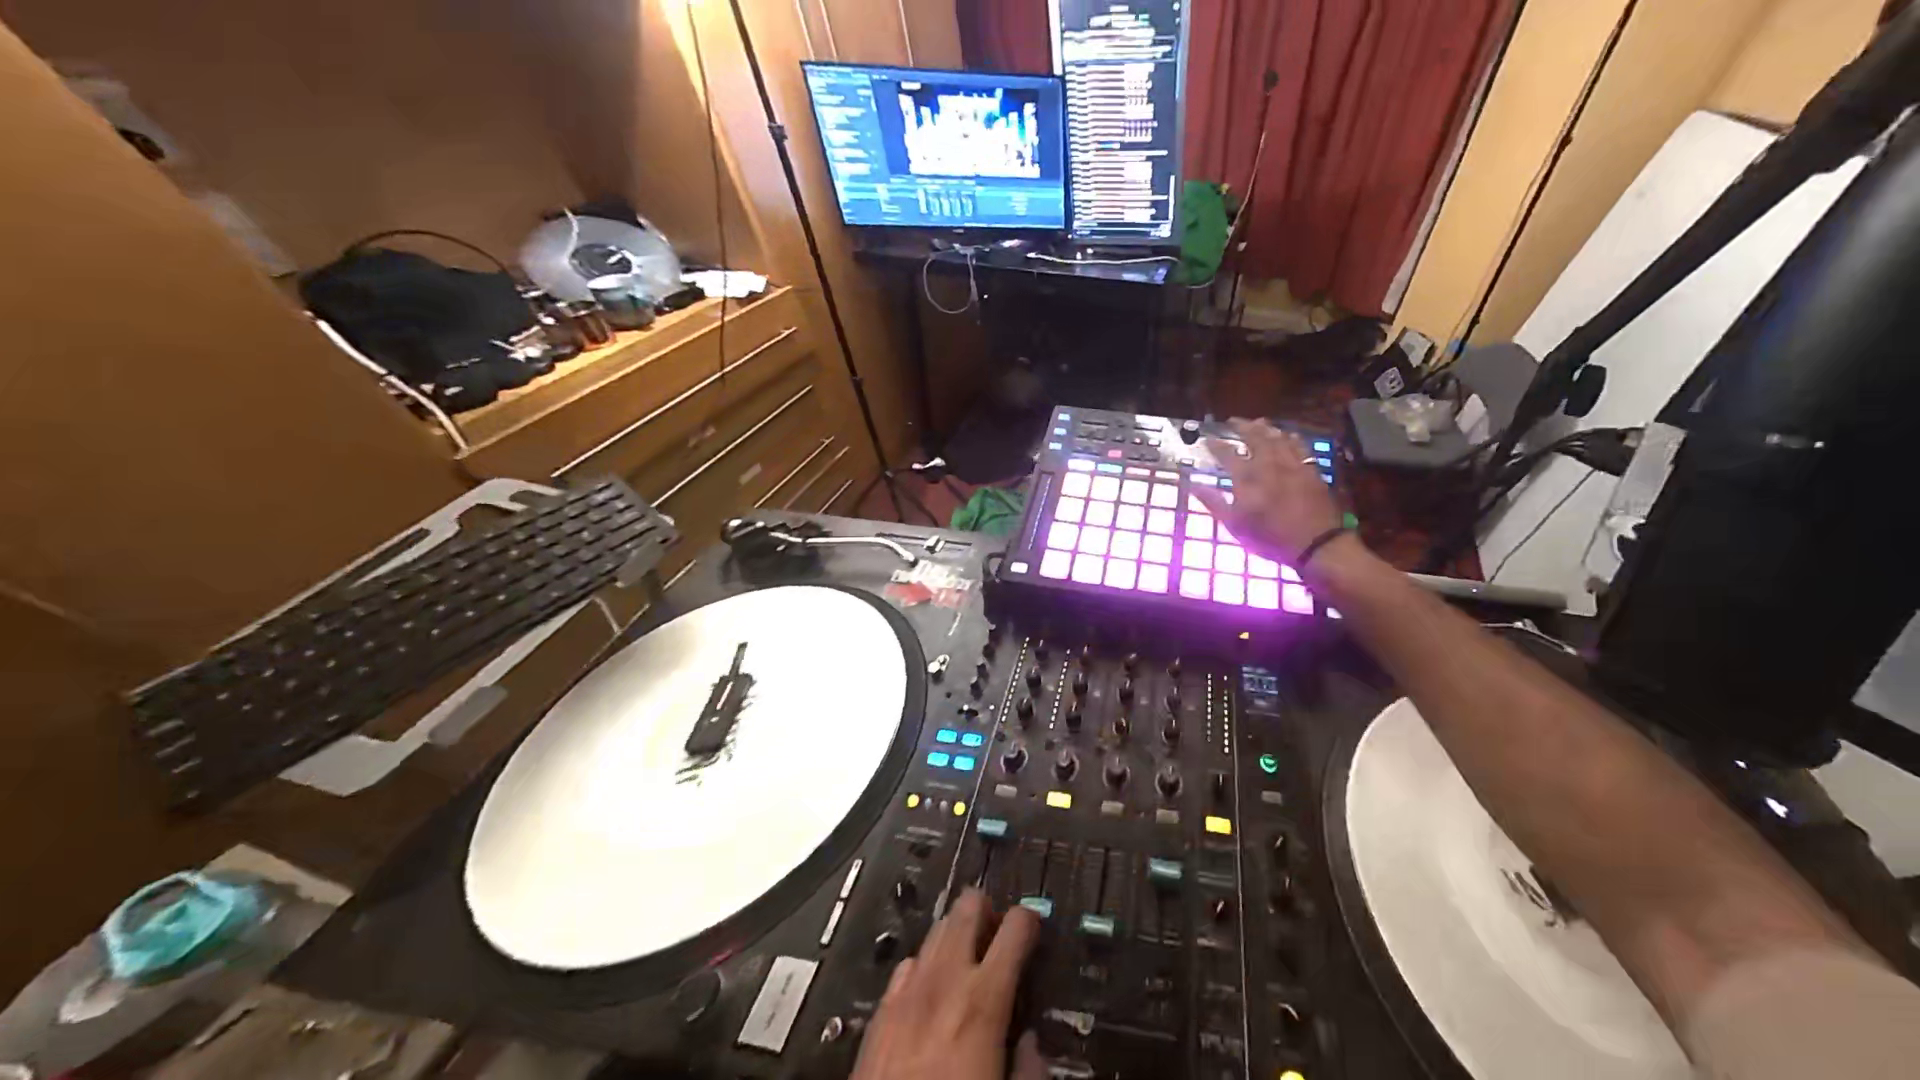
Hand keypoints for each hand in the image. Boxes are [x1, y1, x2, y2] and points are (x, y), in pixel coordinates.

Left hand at [851, 889, 1045, 1079]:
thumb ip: (1030, 1068)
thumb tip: (1030, 1042)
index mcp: (983, 1001)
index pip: (1014, 930)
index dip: (1029, 921)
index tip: (1035, 928)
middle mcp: (944, 981)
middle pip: (966, 909)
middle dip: (986, 910)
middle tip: (997, 930)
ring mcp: (907, 991)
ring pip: (936, 930)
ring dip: (956, 934)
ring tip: (969, 959)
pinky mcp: (881, 1010)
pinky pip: (908, 965)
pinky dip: (926, 965)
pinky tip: (932, 991)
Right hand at [1196, 419, 1342, 563]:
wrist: (1316, 545)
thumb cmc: (1270, 538)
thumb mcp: (1234, 525)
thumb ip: (1213, 502)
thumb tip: (1193, 485)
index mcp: (1247, 479)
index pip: (1227, 454)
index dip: (1216, 446)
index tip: (1207, 440)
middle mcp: (1269, 465)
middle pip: (1255, 437)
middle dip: (1243, 427)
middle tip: (1233, 421)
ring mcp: (1292, 465)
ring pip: (1278, 438)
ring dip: (1266, 428)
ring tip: (1258, 422)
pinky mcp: (1310, 471)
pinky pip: (1300, 446)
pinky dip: (1291, 438)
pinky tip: (1288, 435)